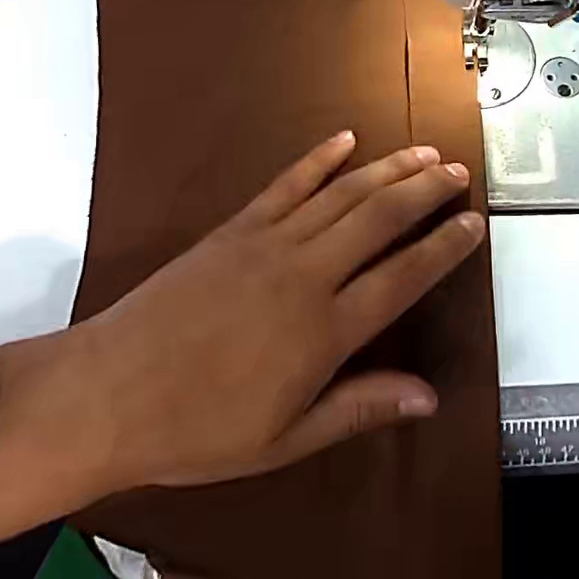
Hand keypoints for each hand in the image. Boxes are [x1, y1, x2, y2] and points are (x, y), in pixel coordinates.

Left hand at [73, 130, 484, 487]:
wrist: (104, 394)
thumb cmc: (198, 429)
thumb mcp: (286, 439)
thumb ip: (360, 408)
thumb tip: (429, 398)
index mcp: (325, 331)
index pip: (404, 277)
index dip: (444, 248)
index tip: (474, 225)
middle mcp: (306, 274)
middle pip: (381, 218)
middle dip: (426, 191)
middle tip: (458, 172)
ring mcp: (269, 243)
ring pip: (343, 194)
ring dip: (388, 169)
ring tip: (423, 153)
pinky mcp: (235, 228)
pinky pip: (286, 184)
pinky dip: (319, 159)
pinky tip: (345, 140)